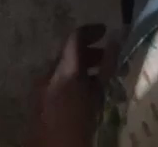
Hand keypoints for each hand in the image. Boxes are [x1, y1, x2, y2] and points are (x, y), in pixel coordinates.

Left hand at [29, 24, 110, 146]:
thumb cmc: (77, 126)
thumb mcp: (96, 96)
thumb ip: (106, 68)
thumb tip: (116, 41)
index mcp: (63, 71)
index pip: (75, 38)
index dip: (91, 31)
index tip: (107, 31)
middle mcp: (49, 76)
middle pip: (69, 55)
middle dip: (91, 54)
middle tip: (111, 61)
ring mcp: (42, 91)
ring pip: (65, 71)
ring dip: (84, 71)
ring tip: (103, 83)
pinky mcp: (40, 106)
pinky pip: (58, 85)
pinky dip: (74, 84)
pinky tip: (88, 100)